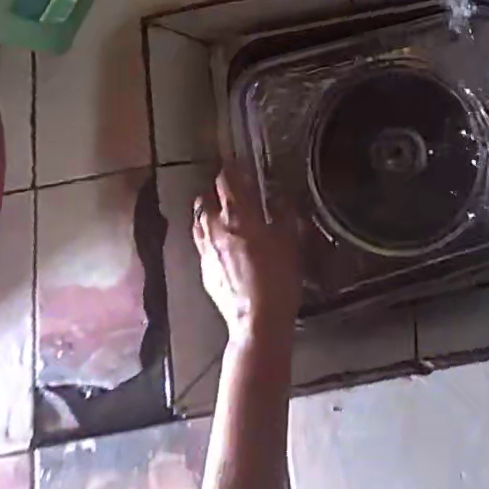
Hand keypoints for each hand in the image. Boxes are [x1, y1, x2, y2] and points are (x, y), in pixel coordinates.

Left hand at [193, 171, 300, 343]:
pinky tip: (224, 247)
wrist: (257, 320)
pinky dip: (210, 238)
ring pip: (198, 220)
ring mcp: (205, 249)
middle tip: (233, 194)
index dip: (232, 170)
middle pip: (204, 198)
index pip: (226, 179)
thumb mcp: (290, 240)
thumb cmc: (278, 277)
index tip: (241, 168)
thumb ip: (283, 213)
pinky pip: (201, 244)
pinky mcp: (203, 270)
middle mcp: (215, 227)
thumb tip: (280, 197)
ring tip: (224, 218)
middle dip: (216, 192)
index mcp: (237, 214)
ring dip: (208, 213)